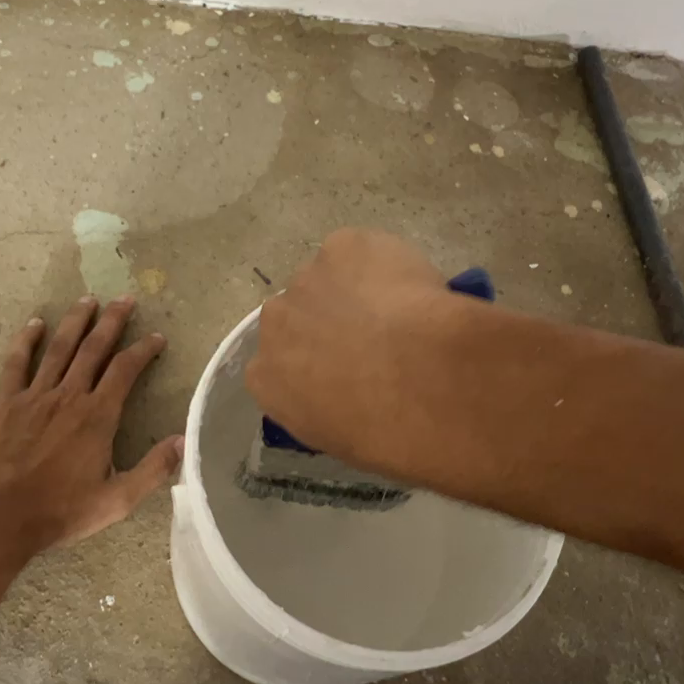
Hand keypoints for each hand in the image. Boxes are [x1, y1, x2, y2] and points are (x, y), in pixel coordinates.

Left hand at [0, 295, 182, 554]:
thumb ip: (153, 469)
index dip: (143, 349)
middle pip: (93, 348)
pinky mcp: (5, 405)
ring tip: (88, 300)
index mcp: (97, 416)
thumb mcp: (117, 500)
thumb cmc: (60, 512)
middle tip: (125, 299)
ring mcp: (34, 397)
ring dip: (75, 322)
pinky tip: (34, 324)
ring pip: (58, 348)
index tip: (156, 337)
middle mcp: (68, 396)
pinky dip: (26, 341)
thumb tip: (184, 440)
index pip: (125, 369)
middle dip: (112, 321)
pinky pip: (16, 364)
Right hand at [246, 229, 464, 475]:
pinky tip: (411, 287)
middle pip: (298, 312)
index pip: (277, 364)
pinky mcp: (342, 245)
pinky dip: (384, 262)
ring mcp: (306, 277)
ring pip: (330, 277)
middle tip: (375, 338)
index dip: (313, 361)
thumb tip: (350, 396)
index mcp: (265, 377)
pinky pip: (361, 250)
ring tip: (401, 312)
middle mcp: (274, 321)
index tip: (345, 369)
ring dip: (356, 288)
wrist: (417, 379)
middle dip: (329, 320)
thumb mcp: (341, 438)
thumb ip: (327, 405)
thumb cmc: (382, 430)